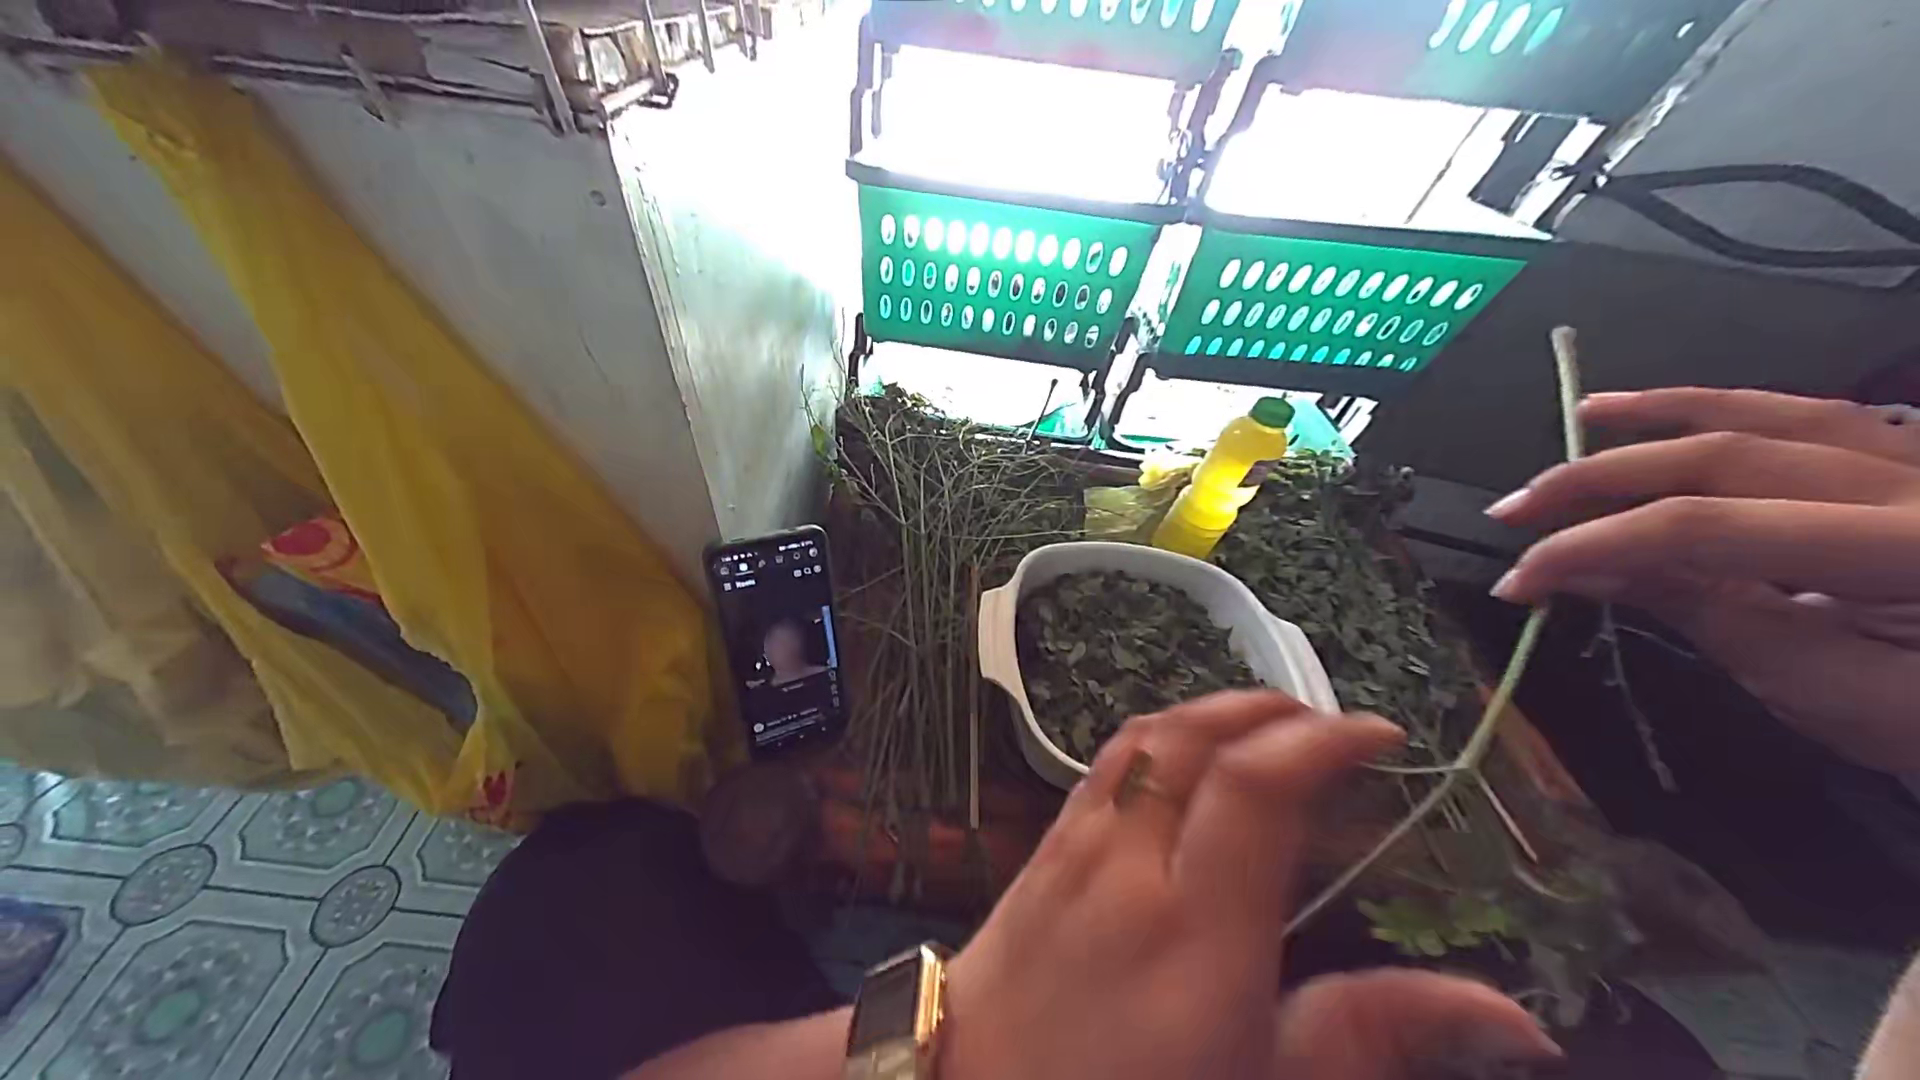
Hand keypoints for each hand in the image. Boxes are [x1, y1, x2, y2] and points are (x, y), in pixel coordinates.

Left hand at [939, 690, 1560, 1079]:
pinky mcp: (1047, 841)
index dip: (1319, 741)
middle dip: (1266, 709)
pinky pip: (1107, 759)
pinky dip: (1159, 733)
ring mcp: (1078, 841)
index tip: (1377, 732)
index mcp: (1196, 928)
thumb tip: (1514, 1019)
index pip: (1255, 787)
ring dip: (1211, 710)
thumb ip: (1370, 1038)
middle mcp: (1131, 860)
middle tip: (1325, 720)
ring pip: (1146, 736)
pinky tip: (1182, 750)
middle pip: (1194, 738)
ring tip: (1265, 721)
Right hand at [1488, 387, 1919, 771]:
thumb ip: (1705, 612)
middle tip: (1513, 510)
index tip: (1517, 583)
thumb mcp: (1830, 690)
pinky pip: (1823, 419)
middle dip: (1601, 480)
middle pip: (1728, 457)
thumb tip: (1583, 568)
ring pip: (1780, 414)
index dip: (1591, 547)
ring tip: (1583, 413)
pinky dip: (1735, 407)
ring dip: (1664, 413)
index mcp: (1918, 551)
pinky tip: (1675, 411)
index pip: (1705, 528)